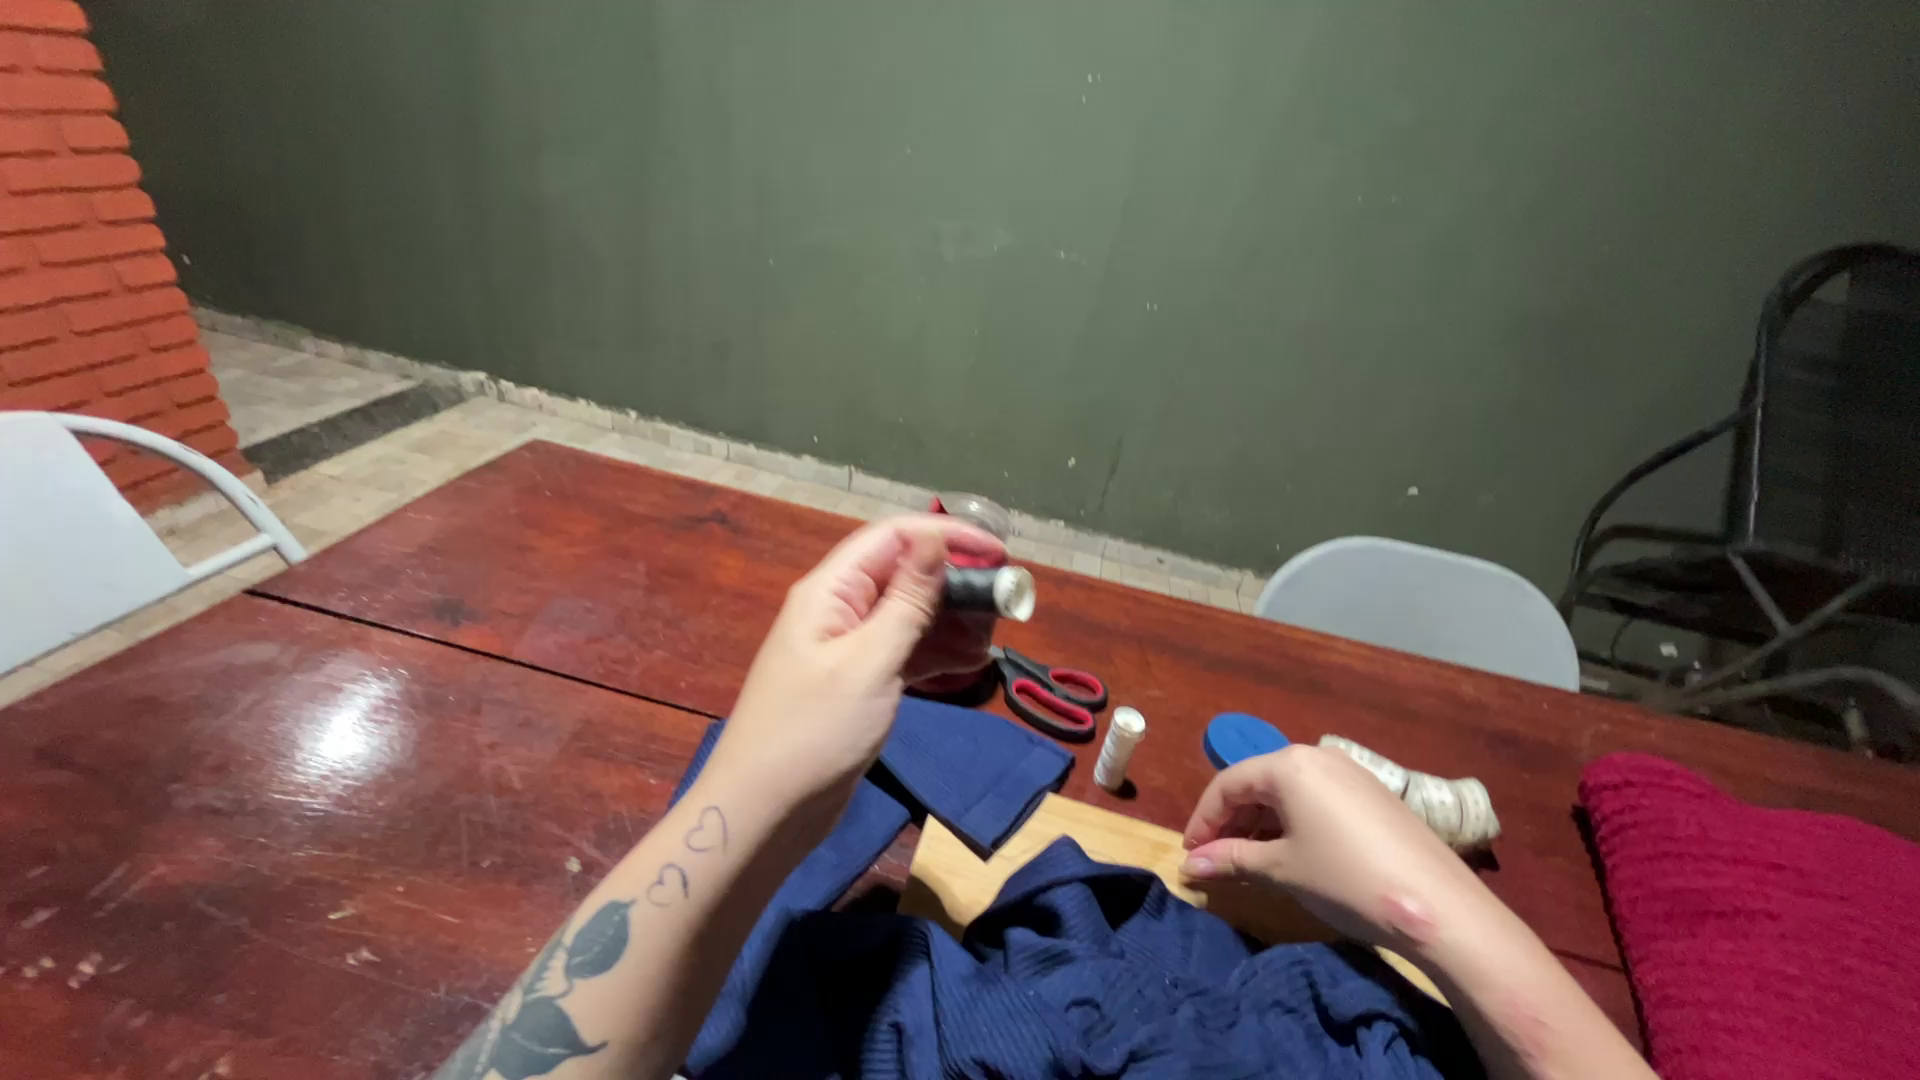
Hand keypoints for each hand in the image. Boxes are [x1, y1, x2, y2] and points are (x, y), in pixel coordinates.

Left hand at [711, 514, 1005, 809]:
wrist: (764, 813)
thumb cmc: (814, 732)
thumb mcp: (868, 662)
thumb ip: (906, 600)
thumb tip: (935, 540)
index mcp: (830, 590)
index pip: (893, 538)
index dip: (947, 535)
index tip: (998, 552)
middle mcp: (839, 609)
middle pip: (903, 574)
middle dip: (953, 582)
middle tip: (1002, 602)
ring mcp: (847, 647)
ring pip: (907, 614)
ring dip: (949, 621)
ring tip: (991, 638)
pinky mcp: (858, 682)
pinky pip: (902, 651)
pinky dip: (934, 654)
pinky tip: (970, 664)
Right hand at [1179, 745, 1495, 956]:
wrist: (1441, 910)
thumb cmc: (1345, 879)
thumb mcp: (1281, 869)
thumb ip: (1229, 859)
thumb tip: (1188, 866)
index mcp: (1288, 764)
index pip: (1227, 784)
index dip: (1203, 820)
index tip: (1190, 853)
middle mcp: (1317, 755)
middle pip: (1257, 783)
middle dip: (1231, 821)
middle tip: (1215, 857)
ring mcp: (1350, 773)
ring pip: (1287, 791)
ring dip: (1261, 822)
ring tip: (1249, 858)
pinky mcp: (1374, 794)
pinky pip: (1316, 798)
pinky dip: (1292, 821)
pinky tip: (1291, 851)